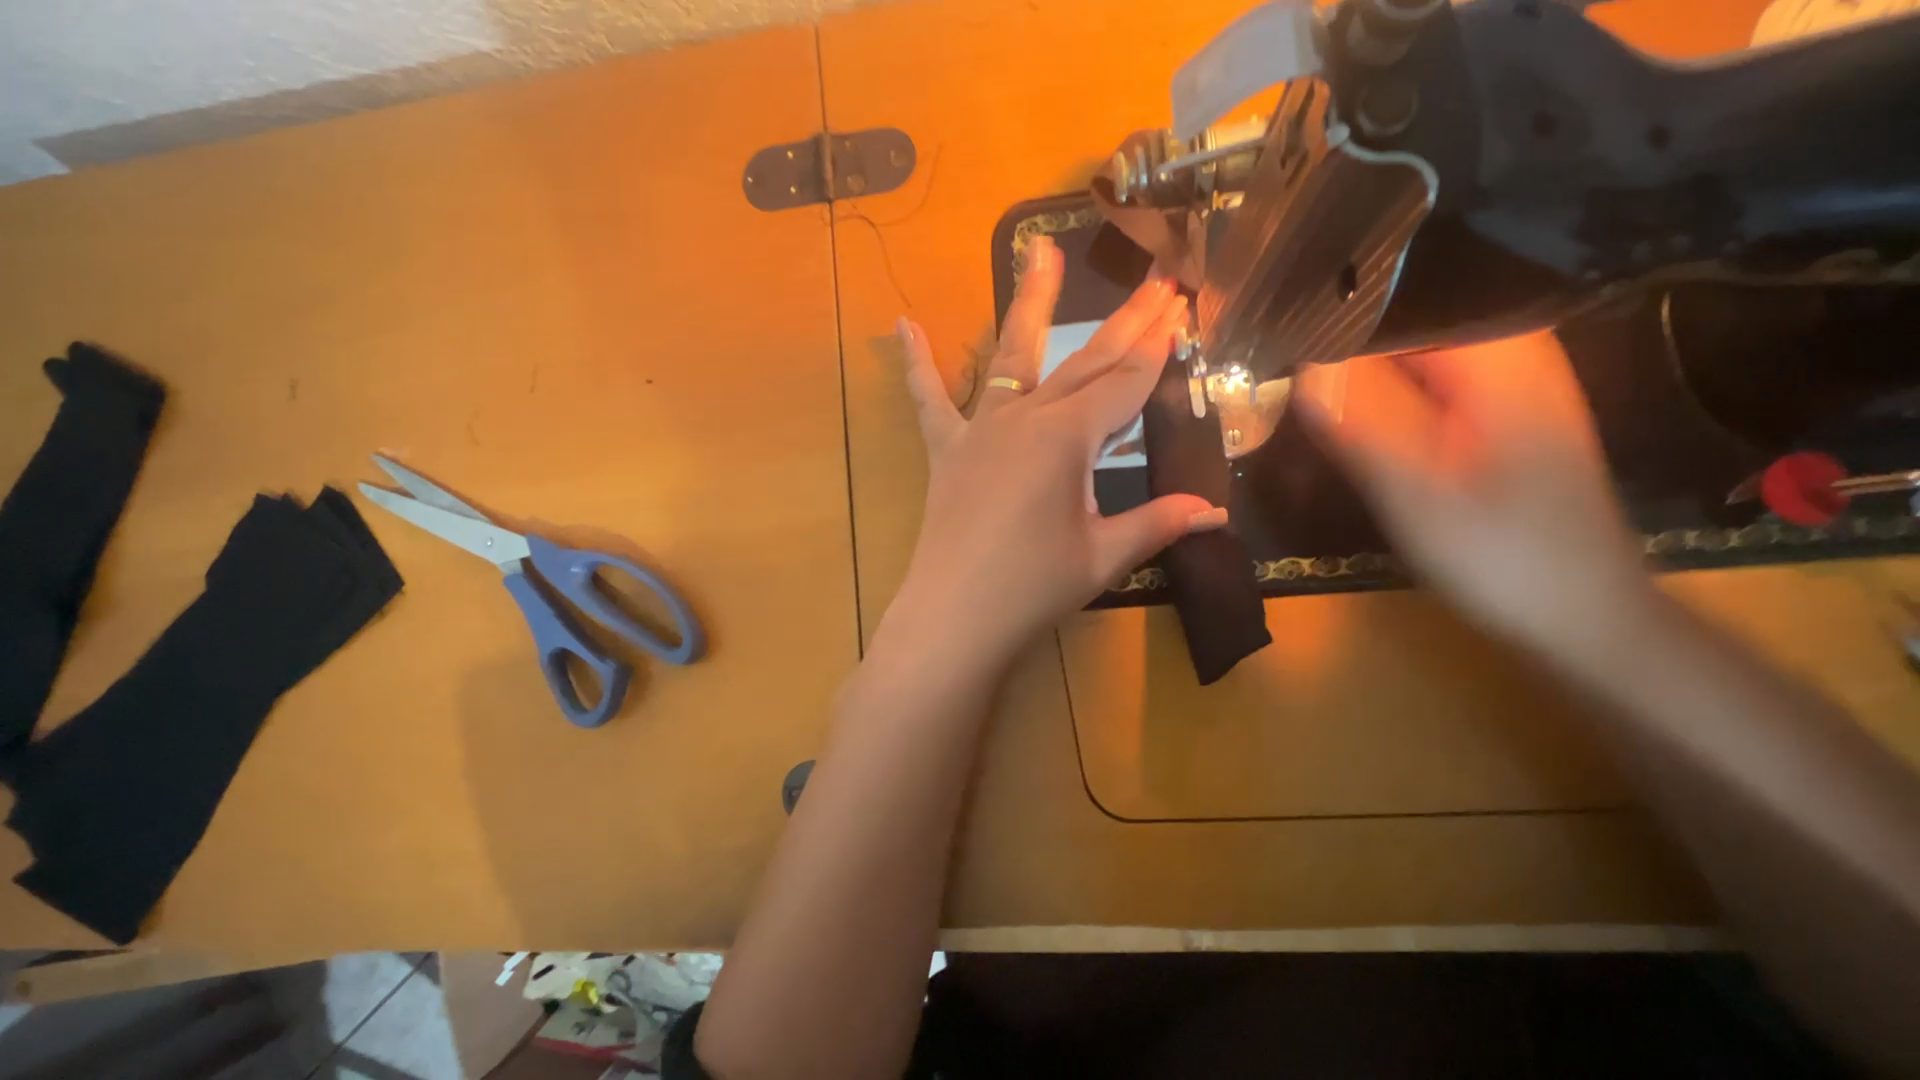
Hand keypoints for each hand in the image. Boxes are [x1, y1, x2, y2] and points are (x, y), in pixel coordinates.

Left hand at [889, 235, 1226, 664]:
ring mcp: (981, 429)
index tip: (1180, 308)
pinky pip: (930, 400)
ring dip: (1031, 302)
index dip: (1157, 349)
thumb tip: (1215, 512)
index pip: (1125, 385)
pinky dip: (918, 364)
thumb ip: (1157, 523)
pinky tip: (904, 324)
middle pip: (1085, 361)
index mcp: (1067, 440)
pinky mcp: (947, 450)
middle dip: (1125, 321)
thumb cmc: (1033, 588)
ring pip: (1012, 356)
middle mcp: (1025, 418)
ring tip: (1040, 249)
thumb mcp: (1103, 555)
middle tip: (1156, 279)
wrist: (954, 617)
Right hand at [1296, 333, 1655, 655]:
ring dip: (1357, 366)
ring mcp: (1508, 384)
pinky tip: (1344, 408)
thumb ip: (1362, 422)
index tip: (1274, 328)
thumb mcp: (1420, 494)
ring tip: (1291, 375)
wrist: (1587, 620)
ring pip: (1413, 352)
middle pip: (1407, 319)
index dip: (1336, 309)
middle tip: (1270, 355)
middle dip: (1341, 336)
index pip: (1403, 298)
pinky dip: (1382, 390)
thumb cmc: (1508, 559)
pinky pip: (1426, 381)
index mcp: (1500, 354)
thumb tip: (1300, 366)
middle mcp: (1510, 351)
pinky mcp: (1498, 416)